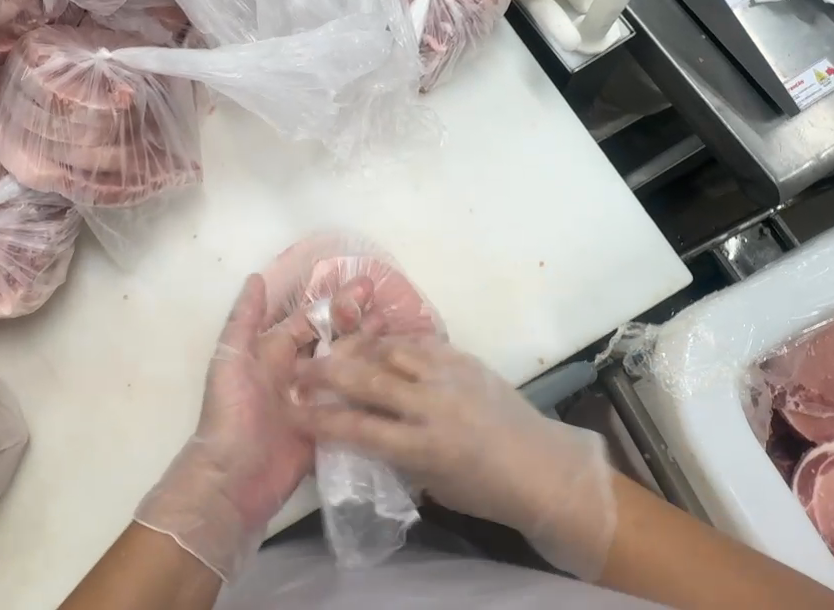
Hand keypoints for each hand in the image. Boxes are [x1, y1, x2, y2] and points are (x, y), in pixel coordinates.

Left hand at [135, 272, 369, 579]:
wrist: (232, 482)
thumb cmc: (230, 415)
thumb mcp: (231, 361)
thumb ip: (245, 320)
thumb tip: (256, 277)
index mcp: (273, 354)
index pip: (310, 321)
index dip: (336, 303)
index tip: (367, 286)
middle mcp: (295, 374)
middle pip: (332, 342)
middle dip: (358, 325)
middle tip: (389, 309)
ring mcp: (314, 404)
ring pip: (346, 371)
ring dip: (369, 354)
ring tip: (399, 338)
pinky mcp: (328, 432)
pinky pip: (352, 406)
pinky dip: (371, 393)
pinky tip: (396, 381)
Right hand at [295, 333, 616, 580]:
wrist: (542, 467)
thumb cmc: (484, 490)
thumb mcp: (431, 484)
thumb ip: (394, 454)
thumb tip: (358, 430)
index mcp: (426, 447)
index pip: (359, 427)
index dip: (319, 417)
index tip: (291, 409)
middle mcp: (434, 405)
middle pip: (367, 379)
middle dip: (326, 372)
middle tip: (298, 367)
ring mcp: (450, 375)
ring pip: (390, 350)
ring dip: (357, 349)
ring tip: (334, 348)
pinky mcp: (464, 358)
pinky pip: (419, 342)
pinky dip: (392, 342)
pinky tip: (376, 342)